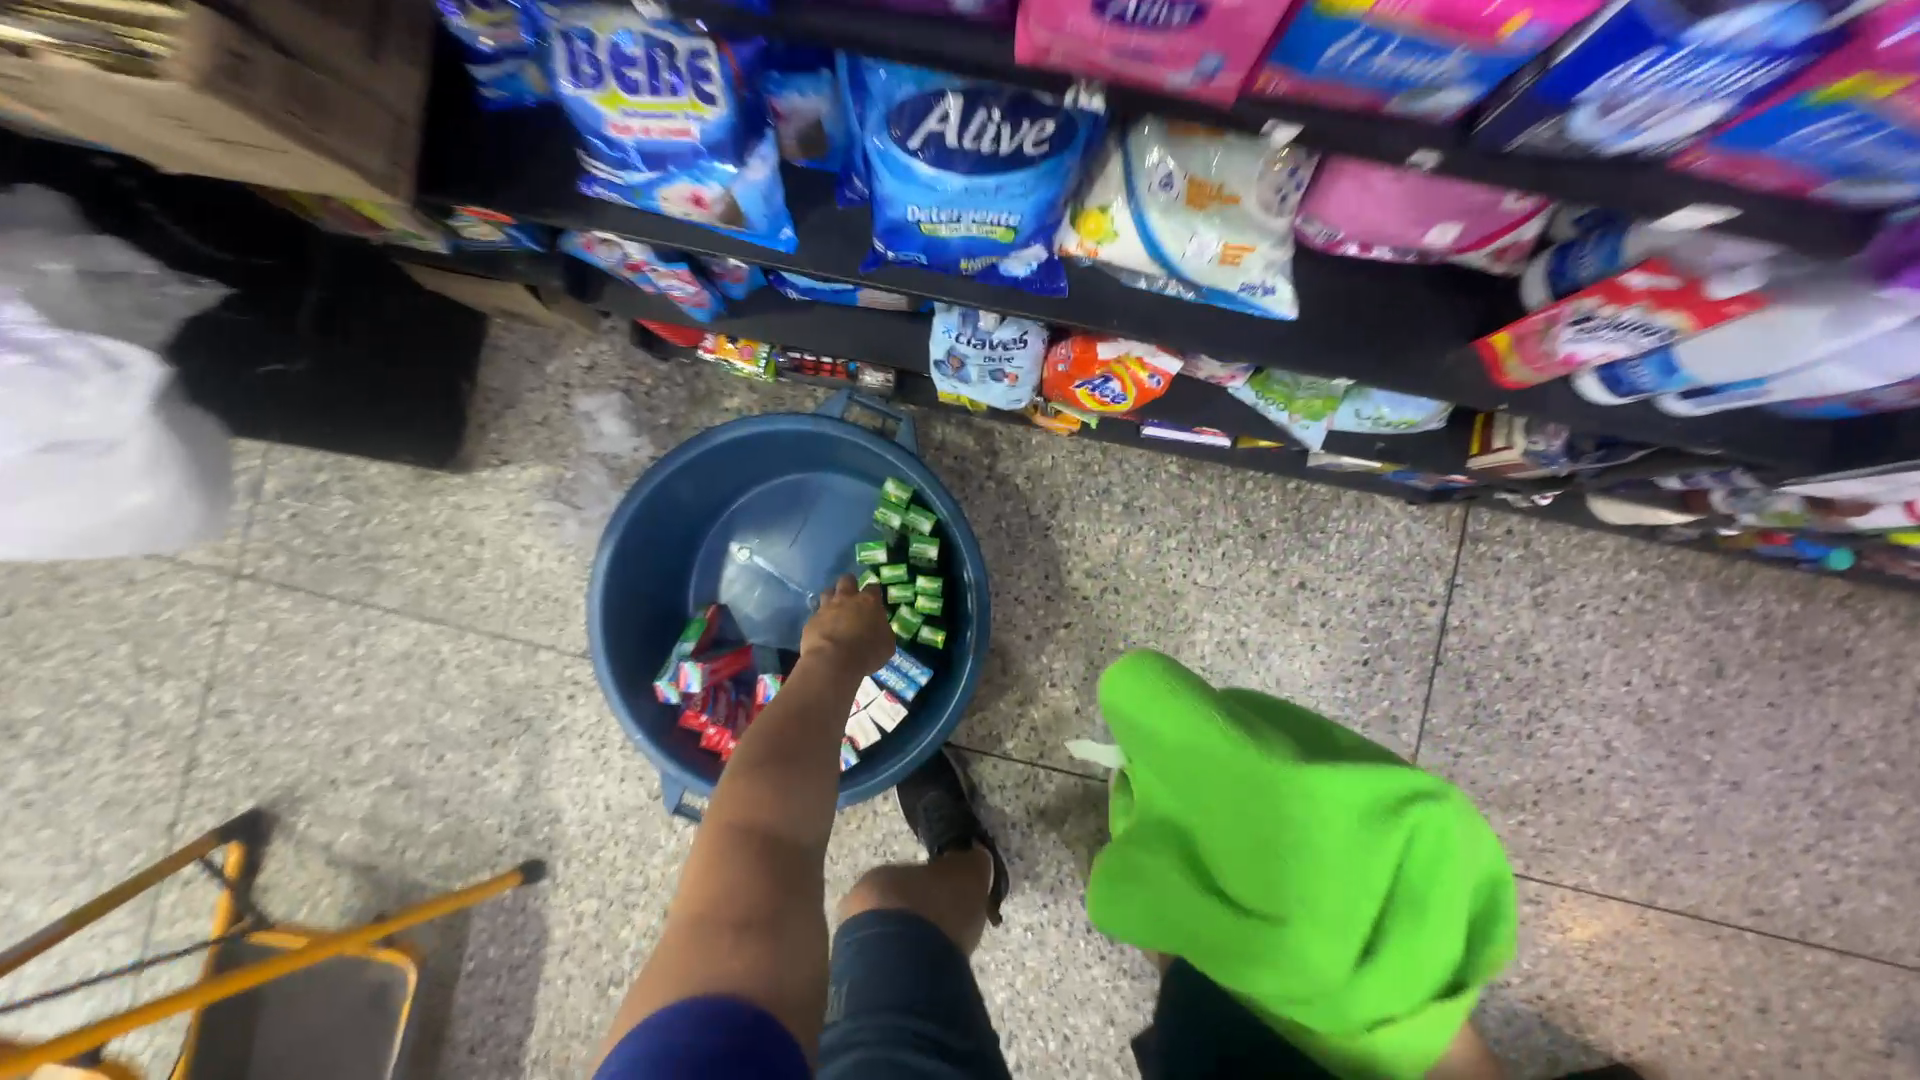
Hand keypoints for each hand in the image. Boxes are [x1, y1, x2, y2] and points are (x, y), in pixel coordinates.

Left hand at [801, 574, 893, 675]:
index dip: (874, 593)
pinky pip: (816, 614)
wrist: (833, 661)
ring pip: (827, 592)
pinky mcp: (811, 620)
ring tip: (835, 609)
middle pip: (847, 580)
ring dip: (832, 597)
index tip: (875, 599)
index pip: (873, 588)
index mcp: (869, 602)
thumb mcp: (887, 644)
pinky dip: (820, 619)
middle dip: (850, 584)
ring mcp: (826, 608)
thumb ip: (883, 631)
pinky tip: (823, 629)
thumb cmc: (867, 653)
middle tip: (852, 596)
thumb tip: (880, 628)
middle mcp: (846, 599)